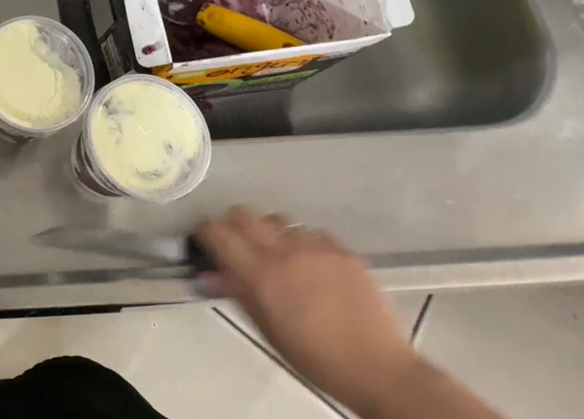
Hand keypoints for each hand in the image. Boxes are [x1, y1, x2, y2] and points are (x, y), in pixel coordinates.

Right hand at [194, 206, 417, 413]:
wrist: (378, 369)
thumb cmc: (315, 358)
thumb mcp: (268, 330)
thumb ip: (236, 293)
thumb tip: (206, 276)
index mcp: (262, 274)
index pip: (217, 232)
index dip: (205, 234)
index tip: (205, 245)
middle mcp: (285, 251)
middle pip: (243, 214)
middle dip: (233, 226)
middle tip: (237, 247)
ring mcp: (317, 246)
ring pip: (278, 220)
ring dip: (269, 232)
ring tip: (279, 257)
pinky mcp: (343, 250)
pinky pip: (312, 233)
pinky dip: (303, 243)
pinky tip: (313, 267)